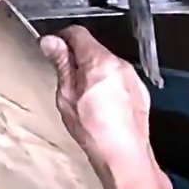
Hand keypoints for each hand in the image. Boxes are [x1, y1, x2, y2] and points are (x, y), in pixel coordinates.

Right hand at [42, 26, 153, 176]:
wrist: (124, 156)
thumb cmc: (93, 129)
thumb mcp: (66, 95)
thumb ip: (61, 64)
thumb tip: (49, 41)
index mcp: (98, 60)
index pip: (77, 32)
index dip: (62, 39)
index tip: (55, 51)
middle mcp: (119, 63)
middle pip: (93, 48)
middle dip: (78, 58)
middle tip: (67, 80)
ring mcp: (132, 76)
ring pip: (106, 62)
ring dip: (93, 71)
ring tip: (84, 96)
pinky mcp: (139, 90)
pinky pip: (118, 77)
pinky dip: (108, 83)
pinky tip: (102, 105)